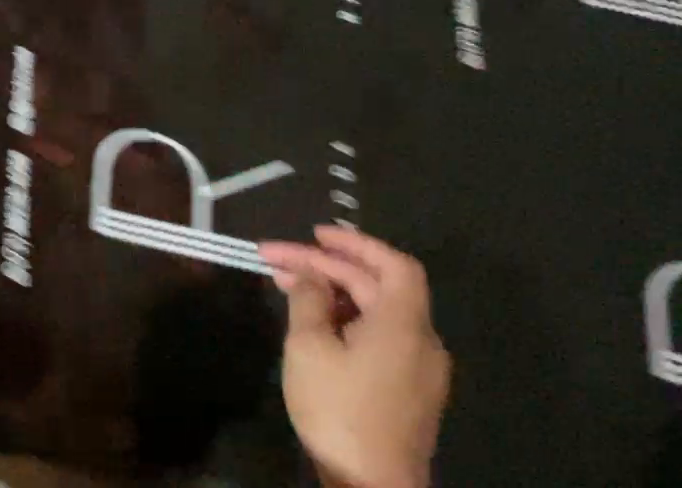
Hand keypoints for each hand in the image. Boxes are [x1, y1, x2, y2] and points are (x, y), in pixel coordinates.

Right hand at [258, 227, 450, 487]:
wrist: (371, 480)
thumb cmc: (337, 406)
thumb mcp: (309, 345)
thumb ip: (308, 300)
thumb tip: (306, 274)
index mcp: (403, 326)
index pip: (395, 265)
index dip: (356, 243)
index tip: (313, 234)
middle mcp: (422, 341)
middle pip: (379, 286)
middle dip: (326, 266)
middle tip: (275, 258)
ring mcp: (419, 367)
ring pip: (378, 310)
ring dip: (333, 290)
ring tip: (285, 283)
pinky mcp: (408, 386)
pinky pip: (381, 333)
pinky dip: (346, 315)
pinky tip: (312, 318)